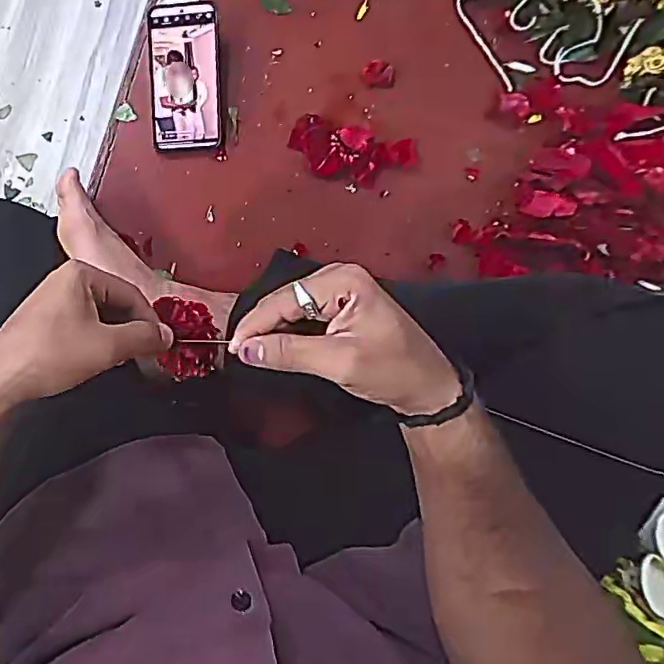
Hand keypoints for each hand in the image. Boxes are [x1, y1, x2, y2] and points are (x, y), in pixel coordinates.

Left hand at [0, 261, 172, 411]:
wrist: (0, 382)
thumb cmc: (48, 356)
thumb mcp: (108, 347)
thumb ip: (143, 337)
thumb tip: (165, 335)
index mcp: (79, 273)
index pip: (130, 292)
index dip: (150, 320)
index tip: (161, 342)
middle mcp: (63, 279)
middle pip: (114, 302)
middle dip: (131, 329)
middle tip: (144, 354)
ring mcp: (50, 299)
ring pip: (98, 315)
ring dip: (114, 337)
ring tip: (121, 360)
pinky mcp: (42, 320)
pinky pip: (80, 323)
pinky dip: (94, 340)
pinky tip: (96, 360)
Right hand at [228, 263, 461, 417]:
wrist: (429, 388)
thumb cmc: (394, 371)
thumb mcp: (339, 363)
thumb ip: (290, 352)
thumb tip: (246, 350)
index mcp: (344, 280)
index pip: (285, 298)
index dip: (256, 324)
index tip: (233, 349)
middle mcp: (340, 276)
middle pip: (285, 298)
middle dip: (261, 325)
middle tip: (238, 352)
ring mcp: (341, 290)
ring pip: (291, 307)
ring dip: (271, 329)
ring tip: (249, 351)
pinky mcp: (341, 305)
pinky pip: (303, 314)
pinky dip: (286, 331)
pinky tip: (273, 346)